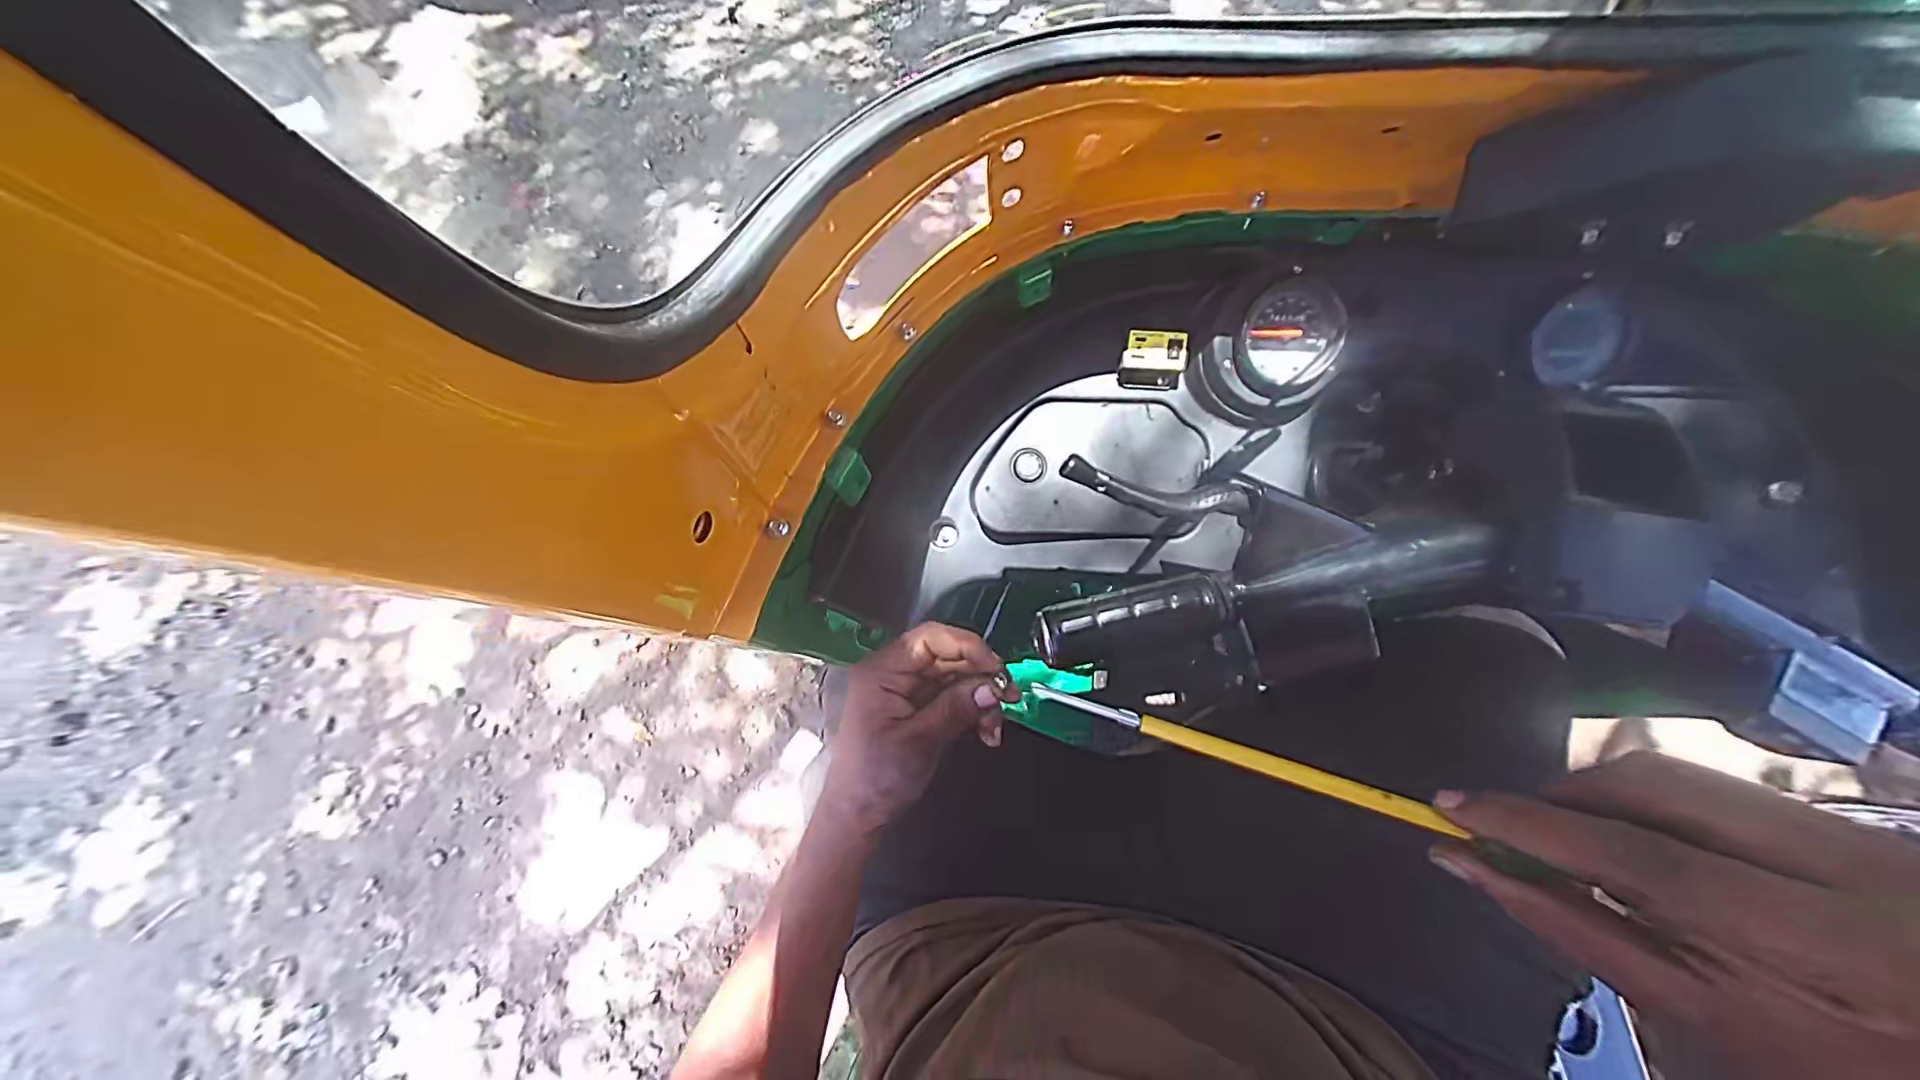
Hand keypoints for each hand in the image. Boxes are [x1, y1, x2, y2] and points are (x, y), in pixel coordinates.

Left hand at [818, 623, 1016, 832]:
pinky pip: (954, 697)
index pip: (930, 638)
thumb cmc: (876, 778)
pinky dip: (974, 711)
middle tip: (1009, 697)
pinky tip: (986, 733)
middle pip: (948, 656)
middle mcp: (895, 673)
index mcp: (883, 671)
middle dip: (981, 675)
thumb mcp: (918, 742)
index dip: (967, 646)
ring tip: (994, 727)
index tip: (996, 668)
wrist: (858, 816)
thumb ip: (955, 709)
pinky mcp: (919, 708)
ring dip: (981, 697)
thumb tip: (991, 686)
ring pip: (956, 677)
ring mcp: (908, 690)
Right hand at [1430, 751, 1919, 1079]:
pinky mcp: (1846, 815)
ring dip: (1595, 793)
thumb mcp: (1696, 1014)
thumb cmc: (1816, 1056)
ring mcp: (1854, 830)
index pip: (1640, 856)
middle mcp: (1848, 864)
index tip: (1452, 808)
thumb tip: (1465, 863)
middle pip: (1652, 784)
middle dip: (1560, 795)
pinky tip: (1633, 836)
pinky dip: (1644, 799)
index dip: (1531, 825)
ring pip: (1674, 772)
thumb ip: (1572, 928)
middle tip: (1513, 828)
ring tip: (1571, 837)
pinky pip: (1709, 781)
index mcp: (1819, 940)